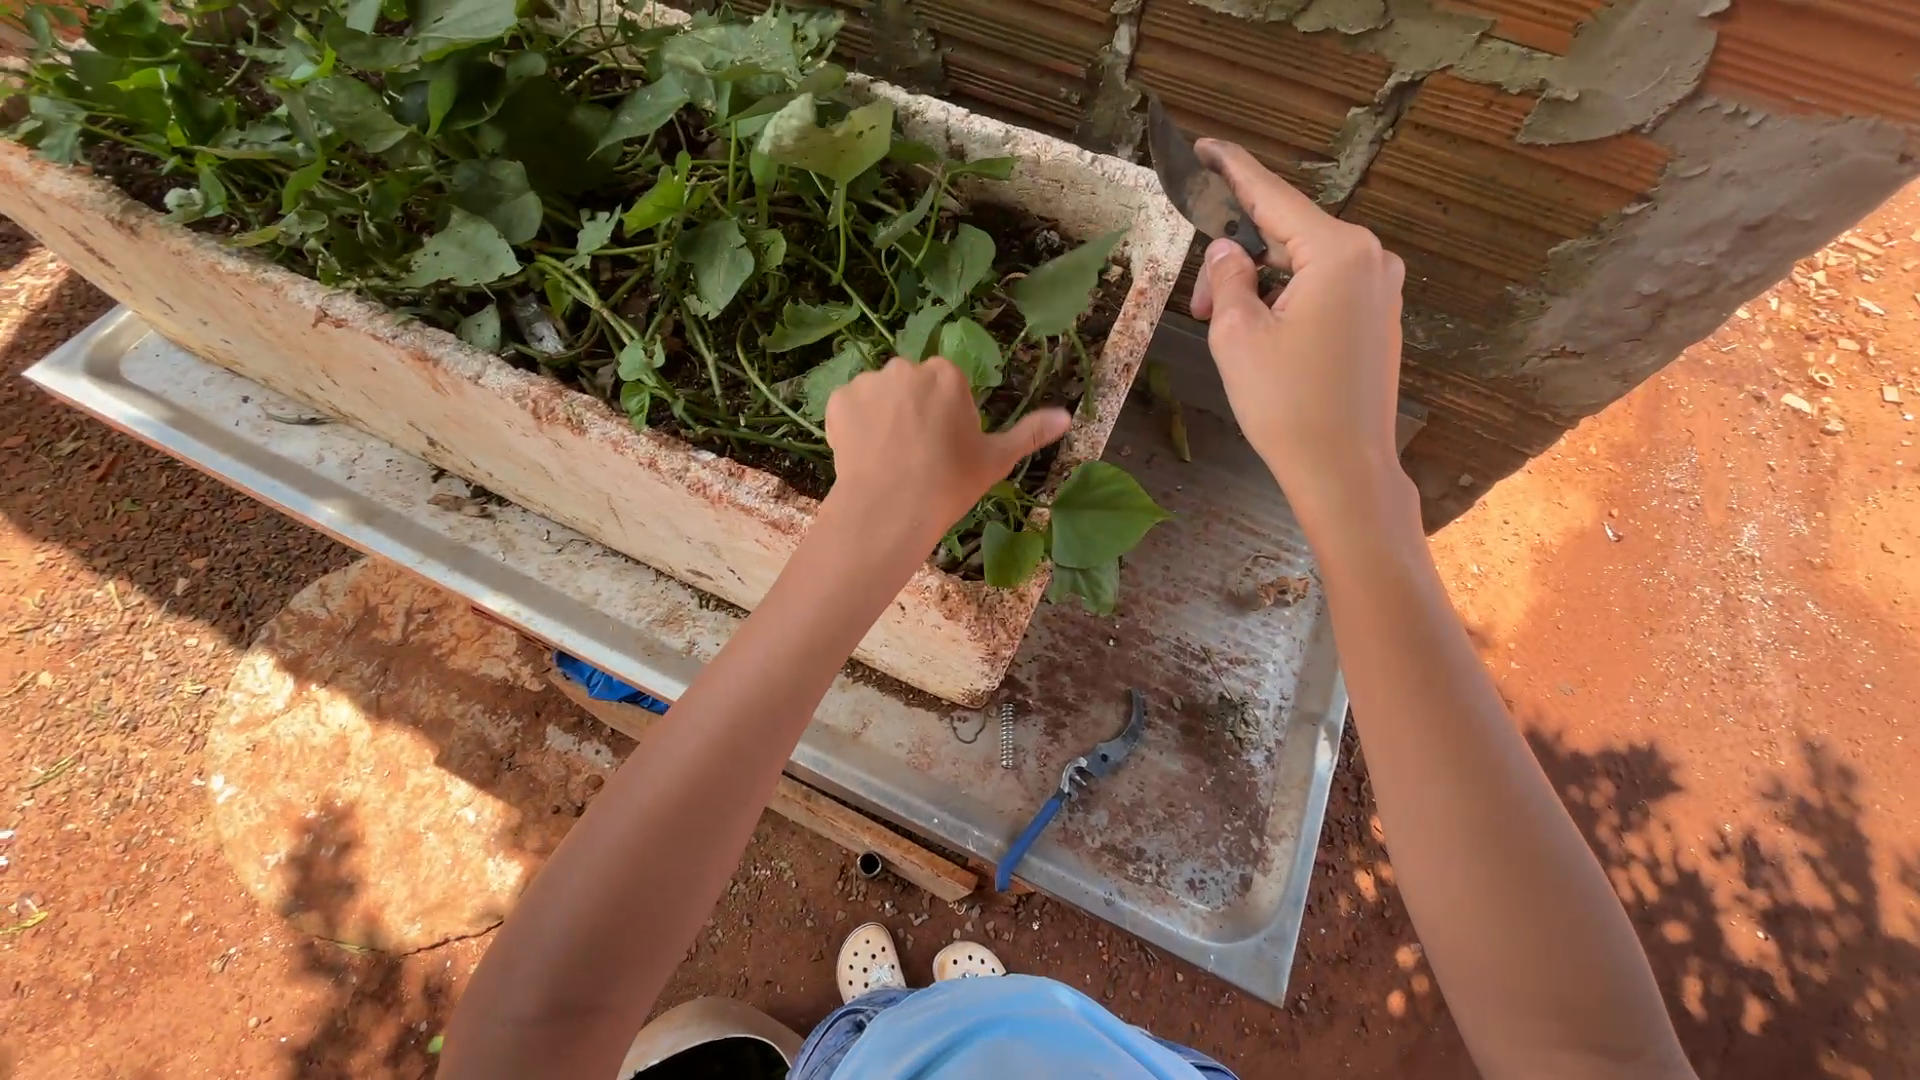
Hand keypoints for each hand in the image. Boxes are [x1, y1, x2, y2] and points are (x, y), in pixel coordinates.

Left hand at [823, 355, 1069, 551]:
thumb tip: (1066, 416)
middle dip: (915, 413)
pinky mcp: (839, 401)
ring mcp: (869, 382)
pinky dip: (855, 428)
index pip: (948, 388)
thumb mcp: (996, 460)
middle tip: (917, 457)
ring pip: (881, 397)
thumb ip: (1030, 433)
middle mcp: (907, 367)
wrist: (890, 508)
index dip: (947, 419)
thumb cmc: (949, 484)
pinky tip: (865, 457)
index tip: (945, 449)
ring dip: (884, 419)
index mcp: (947, 374)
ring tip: (889, 461)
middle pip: (913, 388)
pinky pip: (851, 409)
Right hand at [1189, 140, 1407, 520]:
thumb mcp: (1236, 335)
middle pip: (1286, 237)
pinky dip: (1285, 303)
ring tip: (1227, 334)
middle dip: (1236, 262)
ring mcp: (1382, 292)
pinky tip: (1265, 339)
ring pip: (1301, 268)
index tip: (1206, 146)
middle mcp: (1371, 259)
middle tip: (1199, 311)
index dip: (1232, 170)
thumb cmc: (1286, 403)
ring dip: (1258, 289)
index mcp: (1338, 251)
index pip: (1273, 195)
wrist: (1344, 470)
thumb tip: (1229, 249)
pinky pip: (1322, 292)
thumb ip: (1227, 278)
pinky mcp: (1379, 322)